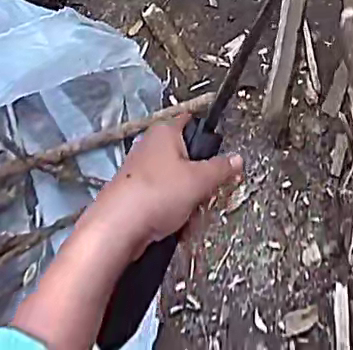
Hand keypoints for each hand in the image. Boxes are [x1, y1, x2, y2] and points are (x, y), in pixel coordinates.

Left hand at [82, 115, 242, 258]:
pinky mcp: (130, 195)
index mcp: (165, 131)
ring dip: (184, 198)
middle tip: (204, 192)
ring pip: (173, 180)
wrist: (115, 231)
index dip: (207, 136)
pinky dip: (167, 210)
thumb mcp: (199, 181)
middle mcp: (149, 145)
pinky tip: (172, 227)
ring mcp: (138, 170)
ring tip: (187, 215)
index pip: (192, 122)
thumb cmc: (158, 194)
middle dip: (197, 177)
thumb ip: (221, 169)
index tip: (217, 156)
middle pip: (184, 155)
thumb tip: (237, 159)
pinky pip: (158, 198)